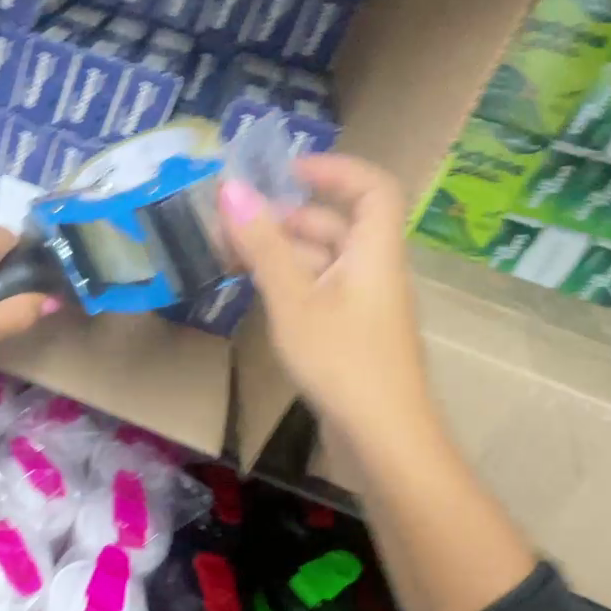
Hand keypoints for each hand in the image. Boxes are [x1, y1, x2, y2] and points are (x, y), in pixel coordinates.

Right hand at [219, 154, 429, 432]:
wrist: (384, 440)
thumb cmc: (343, 362)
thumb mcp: (294, 300)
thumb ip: (262, 244)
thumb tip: (231, 188)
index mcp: (373, 252)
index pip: (371, 188)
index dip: (333, 169)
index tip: (284, 171)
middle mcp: (372, 269)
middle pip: (334, 223)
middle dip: (281, 216)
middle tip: (228, 222)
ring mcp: (362, 302)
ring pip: (320, 257)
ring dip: (276, 249)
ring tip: (226, 255)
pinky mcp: (349, 330)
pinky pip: (316, 286)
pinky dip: (284, 278)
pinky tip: (251, 288)